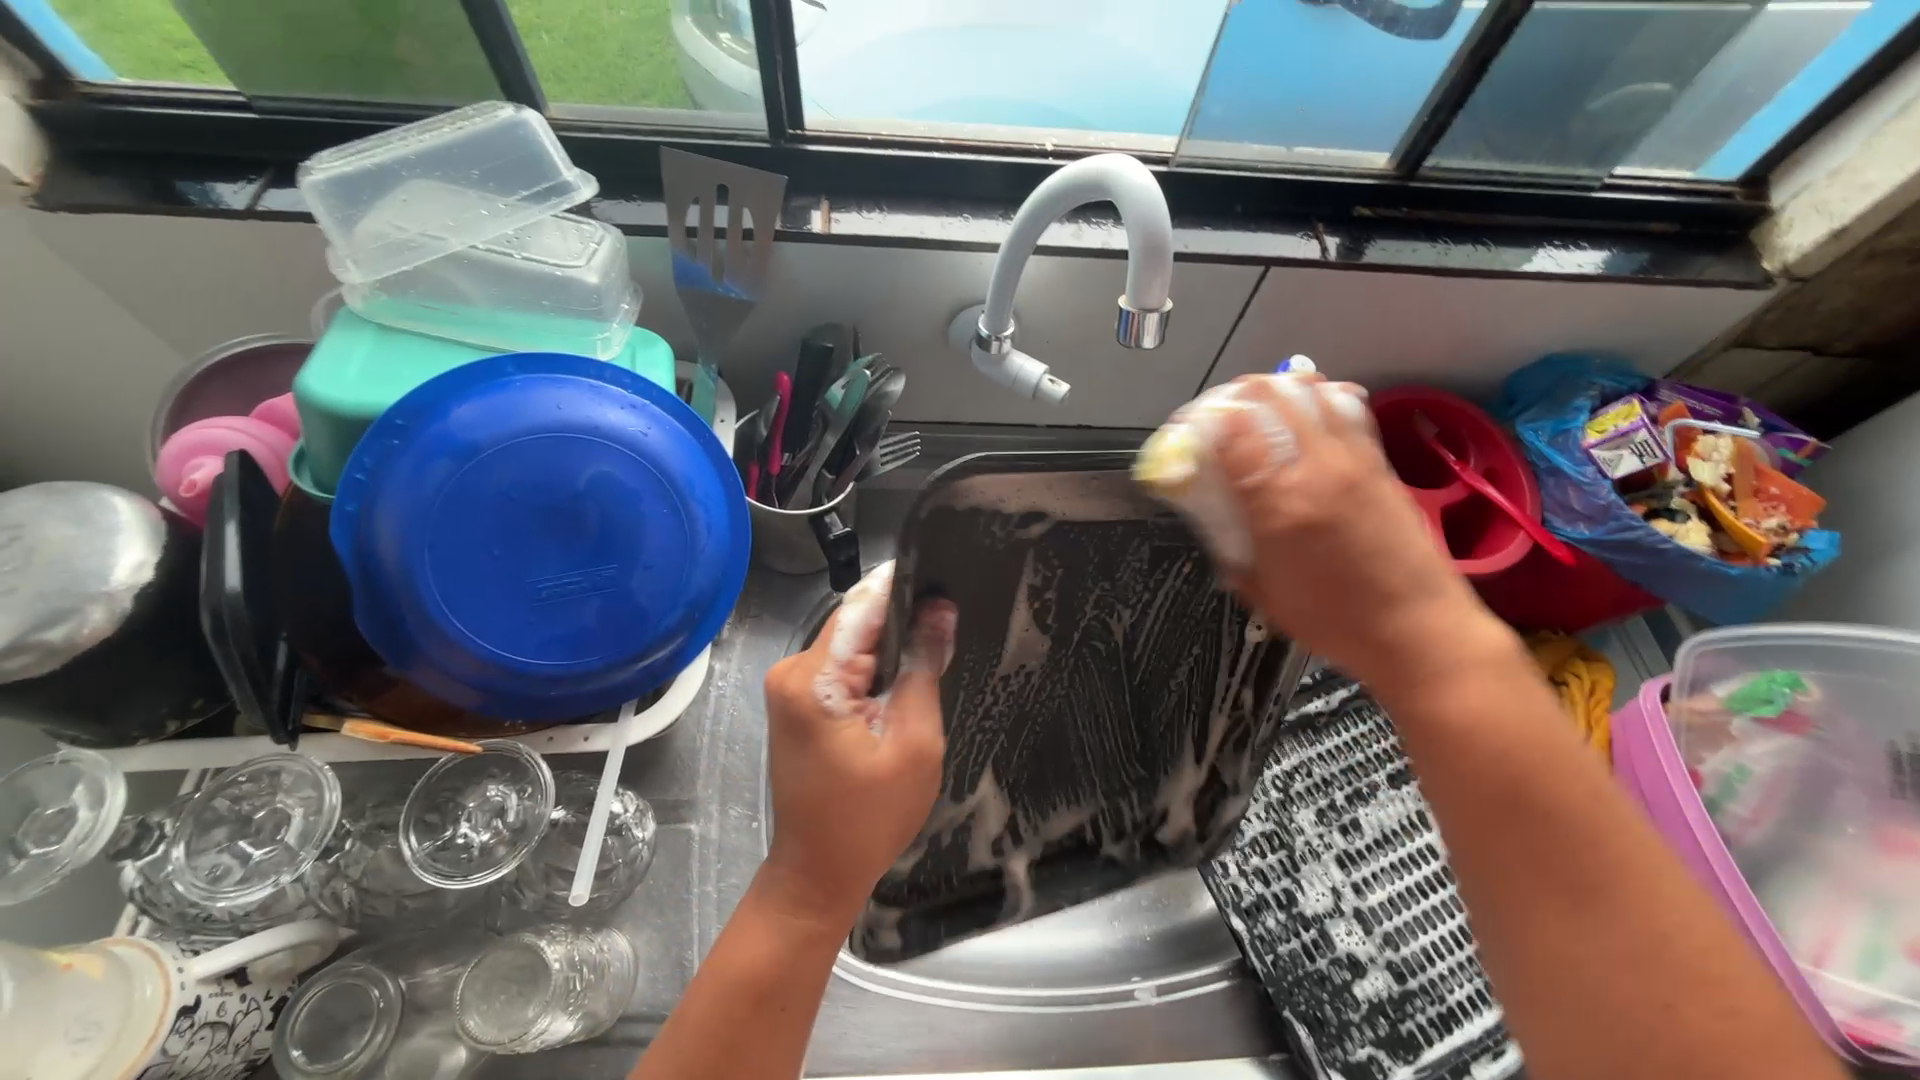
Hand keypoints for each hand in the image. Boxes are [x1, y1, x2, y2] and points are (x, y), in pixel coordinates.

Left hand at [759, 563, 957, 930]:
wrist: (818, 872)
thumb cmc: (869, 817)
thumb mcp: (914, 741)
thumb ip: (922, 668)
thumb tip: (939, 608)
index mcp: (812, 678)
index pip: (863, 607)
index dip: (905, 591)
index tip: (945, 579)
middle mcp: (790, 671)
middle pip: (856, 624)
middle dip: (902, 626)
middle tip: (949, 633)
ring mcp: (787, 687)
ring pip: (851, 646)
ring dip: (888, 653)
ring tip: (932, 661)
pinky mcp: (795, 703)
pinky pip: (840, 669)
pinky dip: (871, 674)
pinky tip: (900, 689)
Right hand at [1206, 374, 1513, 694]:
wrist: (1418, 629)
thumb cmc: (1335, 621)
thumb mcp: (1265, 595)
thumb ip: (1235, 557)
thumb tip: (1222, 536)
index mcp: (1278, 503)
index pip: (1234, 433)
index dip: (1207, 422)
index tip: (1192, 426)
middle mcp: (1316, 469)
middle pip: (1275, 399)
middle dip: (1242, 393)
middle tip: (1226, 405)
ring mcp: (1354, 462)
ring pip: (1318, 394)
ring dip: (1287, 387)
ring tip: (1269, 394)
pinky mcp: (1382, 466)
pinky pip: (1351, 413)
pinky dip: (1327, 400)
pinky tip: (1317, 405)